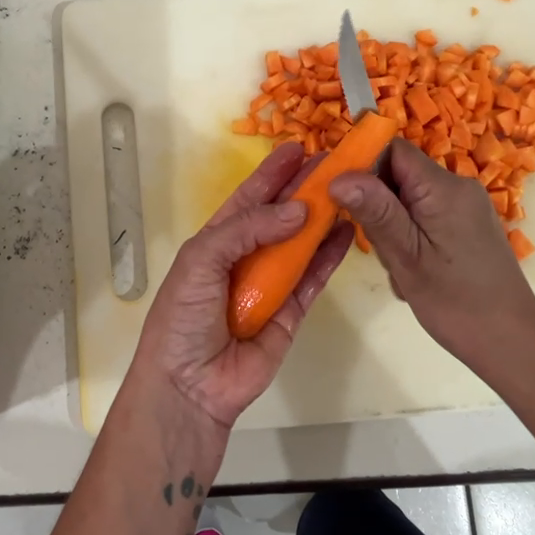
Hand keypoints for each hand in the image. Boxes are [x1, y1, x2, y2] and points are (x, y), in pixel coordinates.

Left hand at [131, 141, 353, 429]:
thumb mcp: (202, 259)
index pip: (248, 199)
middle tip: (334, 163)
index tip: (298, 148)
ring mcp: (268, 285)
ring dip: (321, 218)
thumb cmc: (184, 316)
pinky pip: (313, 279)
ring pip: (301, 245)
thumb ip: (247, 229)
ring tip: (349, 189)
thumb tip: (298, 210)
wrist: (189, 385)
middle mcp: (243, 258)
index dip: (271, 174)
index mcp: (215, 241)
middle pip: (279, 217)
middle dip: (303, 189)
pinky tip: (347, 232)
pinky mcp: (290, 314)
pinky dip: (329, 256)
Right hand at [329, 140, 534, 363]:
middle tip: (379, 247)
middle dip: (376, 204)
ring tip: (399, 266)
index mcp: (444, 188)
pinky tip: (412, 271)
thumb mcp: (406, 257)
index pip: (392, 149)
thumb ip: (375, 212)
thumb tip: (338, 175)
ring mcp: (465, 207)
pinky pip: (424, 215)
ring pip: (408, 198)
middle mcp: (458, 187)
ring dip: (392, 226)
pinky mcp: (467, 226)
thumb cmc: (457, 302)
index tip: (339, 194)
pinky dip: (409, 237)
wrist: (513, 342)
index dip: (361, 162)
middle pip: (398, 174)